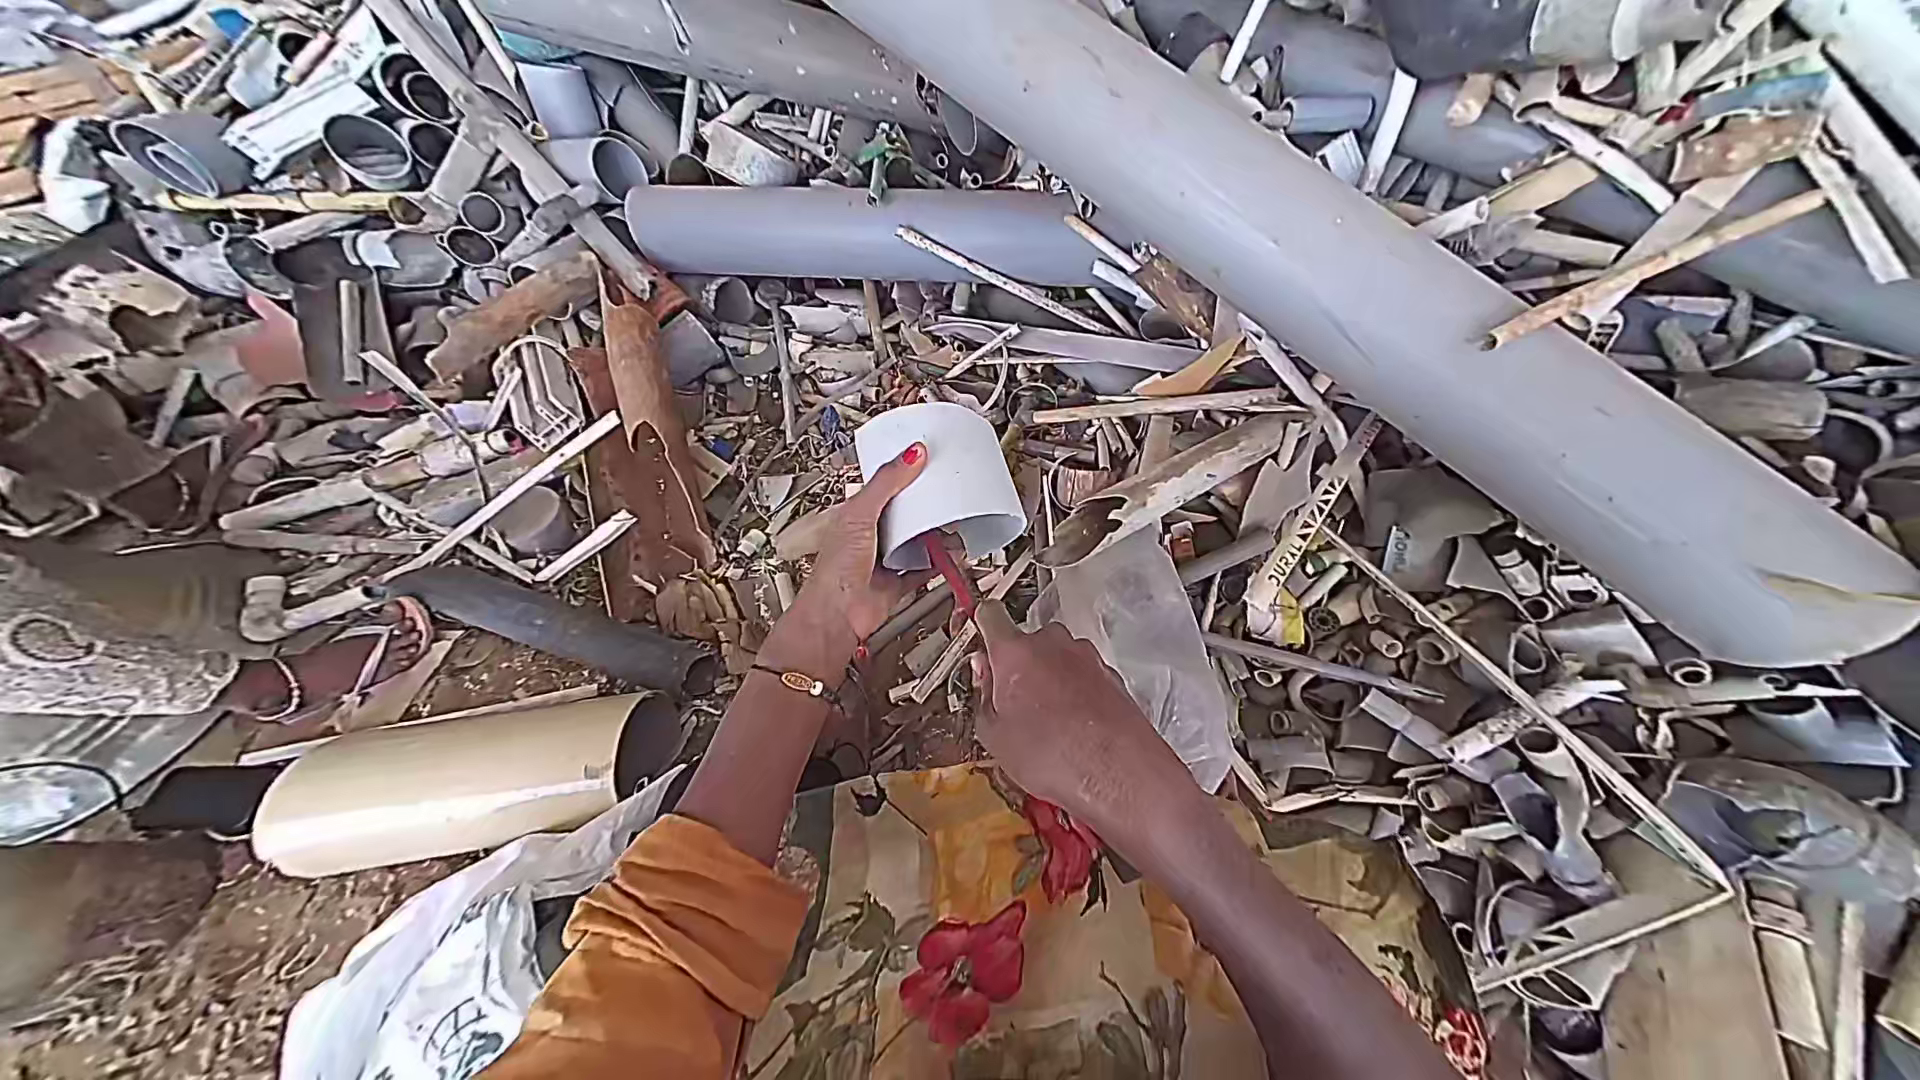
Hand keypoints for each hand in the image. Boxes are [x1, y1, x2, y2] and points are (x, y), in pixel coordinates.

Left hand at [779, 442, 929, 660]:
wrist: (837, 614)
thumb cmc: (835, 569)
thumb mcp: (861, 514)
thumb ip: (887, 483)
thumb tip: (911, 454)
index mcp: (856, 515)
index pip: (883, 487)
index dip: (903, 475)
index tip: (927, 463)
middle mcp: (870, 536)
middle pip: (904, 515)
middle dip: (924, 507)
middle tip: (947, 495)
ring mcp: (884, 560)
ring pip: (915, 541)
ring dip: (934, 536)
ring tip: (953, 524)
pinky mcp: (896, 582)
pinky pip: (923, 569)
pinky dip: (938, 563)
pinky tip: (949, 555)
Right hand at [971, 600, 1201, 844]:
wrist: (1119, 774)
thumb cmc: (1055, 755)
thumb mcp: (993, 734)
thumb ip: (982, 696)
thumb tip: (985, 681)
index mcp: (1015, 651)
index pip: (989, 614)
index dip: (981, 627)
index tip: (979, 643)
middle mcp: (1052, 642)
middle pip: (1025, 641)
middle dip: (1016, 665)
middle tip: (1010, 701)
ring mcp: (1085, 655)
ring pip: (1054, 658)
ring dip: (1046, 679)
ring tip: (1045, 722)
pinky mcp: (1109, 673)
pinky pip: (1080, 674)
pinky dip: (1073, 692)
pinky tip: (1072, 726)